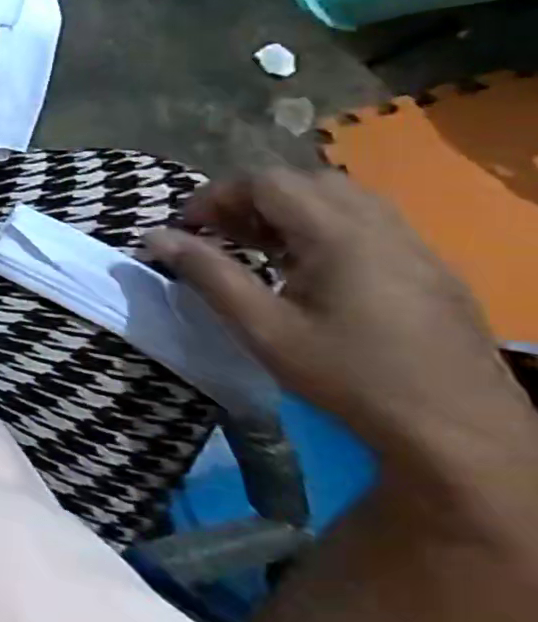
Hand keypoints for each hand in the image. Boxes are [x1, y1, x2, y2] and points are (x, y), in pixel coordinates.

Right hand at [146, 171, 535, 481]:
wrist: (467, 440)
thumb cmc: (351, 379)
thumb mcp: (263, 328)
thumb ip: (207, 273)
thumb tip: (155, 235)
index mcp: (342, 238)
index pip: (268, 182)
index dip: (217, 195)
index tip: (188, 228)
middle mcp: (385, 232)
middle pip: (306, 182)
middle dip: (252, 198)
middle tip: (220, 232)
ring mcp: (418, 252)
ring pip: (342, 200)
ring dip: (289, 210)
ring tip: (259, 247)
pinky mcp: (433, 274)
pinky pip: (370, 225)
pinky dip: (324, 228)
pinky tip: (307, 269)